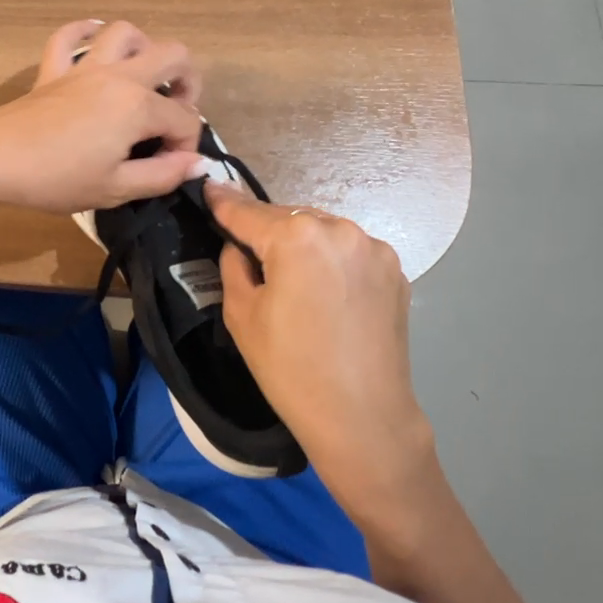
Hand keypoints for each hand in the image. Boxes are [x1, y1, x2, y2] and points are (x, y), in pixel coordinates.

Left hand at [0, 21, 206, 215]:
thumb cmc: (56, 179)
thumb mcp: (116, 189)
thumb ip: (162, 175)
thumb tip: (196, 162)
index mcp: (137, 105)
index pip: (184, 118)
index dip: (186, 145)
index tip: (169, 168)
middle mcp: (117, 75)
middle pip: (172, 53)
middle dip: (187, 79)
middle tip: (176, 109)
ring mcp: (82, 67)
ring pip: (123, 32)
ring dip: (142, 48)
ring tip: (143, 77)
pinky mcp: (52, 69)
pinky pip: (69, 36)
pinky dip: (84, 32)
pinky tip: (93, 41)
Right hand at [204, 182, 433, 518]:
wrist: (363, 418)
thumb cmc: (290, 368)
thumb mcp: (241, 314)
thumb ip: (233, 264)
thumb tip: (239, 245)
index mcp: (297, 236)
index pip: (247, 212)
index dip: (223, 202)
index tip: (208, 185)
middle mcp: (340, 229)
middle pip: (288, 218)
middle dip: (266, 230)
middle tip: (248, 254)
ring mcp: (373, 249)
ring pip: (321, 232)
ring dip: (301, 244)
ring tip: (290, 279)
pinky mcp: (395, 271)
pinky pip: (348, 252)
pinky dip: (330, 261)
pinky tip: (324, 294)